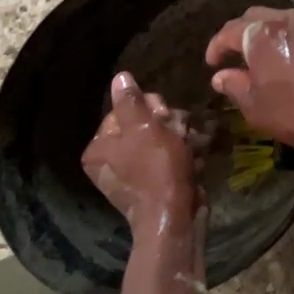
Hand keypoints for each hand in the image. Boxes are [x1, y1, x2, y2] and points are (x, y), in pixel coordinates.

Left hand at [82, 73, 207, 241]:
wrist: (174, 216)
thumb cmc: (156, 169)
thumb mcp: (144, 128)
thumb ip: (130, 101)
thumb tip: (119, 77)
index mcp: (99, 147)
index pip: (127, 108)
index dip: (152, 108)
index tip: (165, 117)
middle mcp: (110, 159)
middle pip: (145, 121)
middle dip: (169, 122)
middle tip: (179, 133)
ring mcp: (132, 172)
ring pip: (162, 135)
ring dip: (181, 136)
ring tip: (190, 147)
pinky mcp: (152, 181)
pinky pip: (168, 155)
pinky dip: (182, 153)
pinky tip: (193, 158)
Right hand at [204, 8, 293, 156]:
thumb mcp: (256, 106)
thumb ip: (235, 86)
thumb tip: (221, 76)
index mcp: (261, 34)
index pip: (230, 31)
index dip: (216, 46)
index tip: (212, 62)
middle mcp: (285, 18)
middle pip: (254, 16)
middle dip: (240, 33)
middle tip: (233, 55)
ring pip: (278, 18)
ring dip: (265, 33)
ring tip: (260, 56)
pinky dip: (286, 35)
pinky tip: (286, 55)